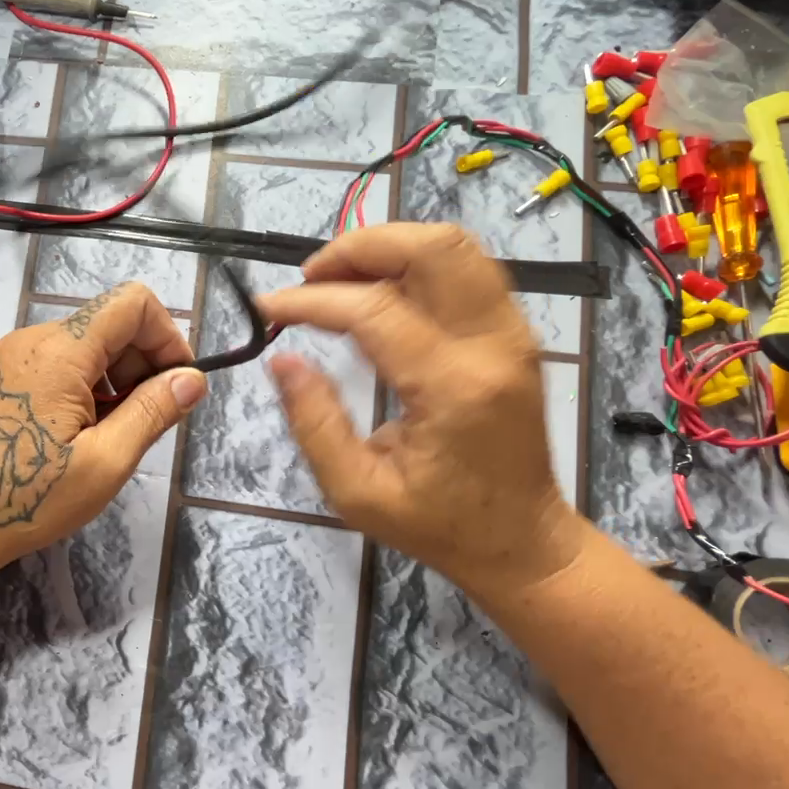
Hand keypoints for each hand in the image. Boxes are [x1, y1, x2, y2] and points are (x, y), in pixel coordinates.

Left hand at [0, 282, 206, 574]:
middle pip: (102, 327)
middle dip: (135, 366)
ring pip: (70, 349)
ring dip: (100, 382)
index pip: (131, 303)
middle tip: (137, 423)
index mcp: (59, 352)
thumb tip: (191, 379)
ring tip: (96, 437)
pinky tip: (56, 437)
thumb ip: (152, 412)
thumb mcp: (105, 462)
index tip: (171, 385)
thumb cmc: (29, 498)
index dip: (165, 337)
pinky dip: (64, 389)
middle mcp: (24, 340)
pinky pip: (37, 366)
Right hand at [261, 223, 587, 599]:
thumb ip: (315, 422)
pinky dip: (413, 266)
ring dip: (389, 249)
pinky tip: (372, 292)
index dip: (312, 300)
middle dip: (361, 247)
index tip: (267, 310)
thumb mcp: (356, 490)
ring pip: (457, 249)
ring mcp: (512, 336)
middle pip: (435, 250)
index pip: (375, 310)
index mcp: (454, 388)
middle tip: (308, 277)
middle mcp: (494, 346)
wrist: (522, 541)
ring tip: (333, 279)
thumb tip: (281, 360)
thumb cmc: (436, 525)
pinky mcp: (511, 337)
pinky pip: (465, 273)